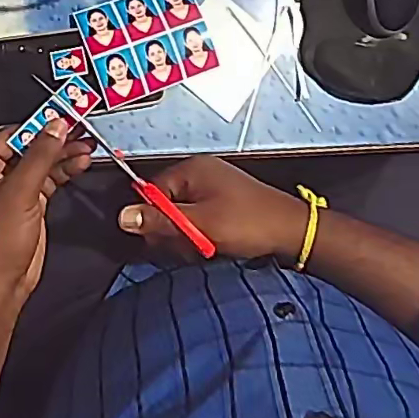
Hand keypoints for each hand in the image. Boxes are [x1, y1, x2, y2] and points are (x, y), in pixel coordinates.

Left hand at [0, 121, 93, 309]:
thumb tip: (55, 126)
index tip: (64, 115)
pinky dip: (61, 173)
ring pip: (38, 165)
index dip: (40, 124)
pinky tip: (79, 164)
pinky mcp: (24, 208)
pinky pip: (44, 182)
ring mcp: (7, 193)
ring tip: (86, 146)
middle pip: (27, 148)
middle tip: (81, 129)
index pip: (12, 135)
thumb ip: (40, 155)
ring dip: (62, 156)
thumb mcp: (20, 192)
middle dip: (55, 140)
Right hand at [118, 156, 305, 260]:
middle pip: (166, 204)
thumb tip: (124, 216)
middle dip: (175, 231)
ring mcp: (213, 186)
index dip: (154, 220)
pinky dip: (203, 233)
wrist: (294, 232)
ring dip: (190, 236)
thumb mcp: (200, 225)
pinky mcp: (224, 201)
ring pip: (183, 215)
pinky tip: (215, 245)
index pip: (152, 192)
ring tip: (208, 248)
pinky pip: (199, 217)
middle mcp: (200, 172)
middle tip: (193, 247)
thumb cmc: (250, 223)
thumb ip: (160, 220)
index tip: (164, 242)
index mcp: (191, 169)